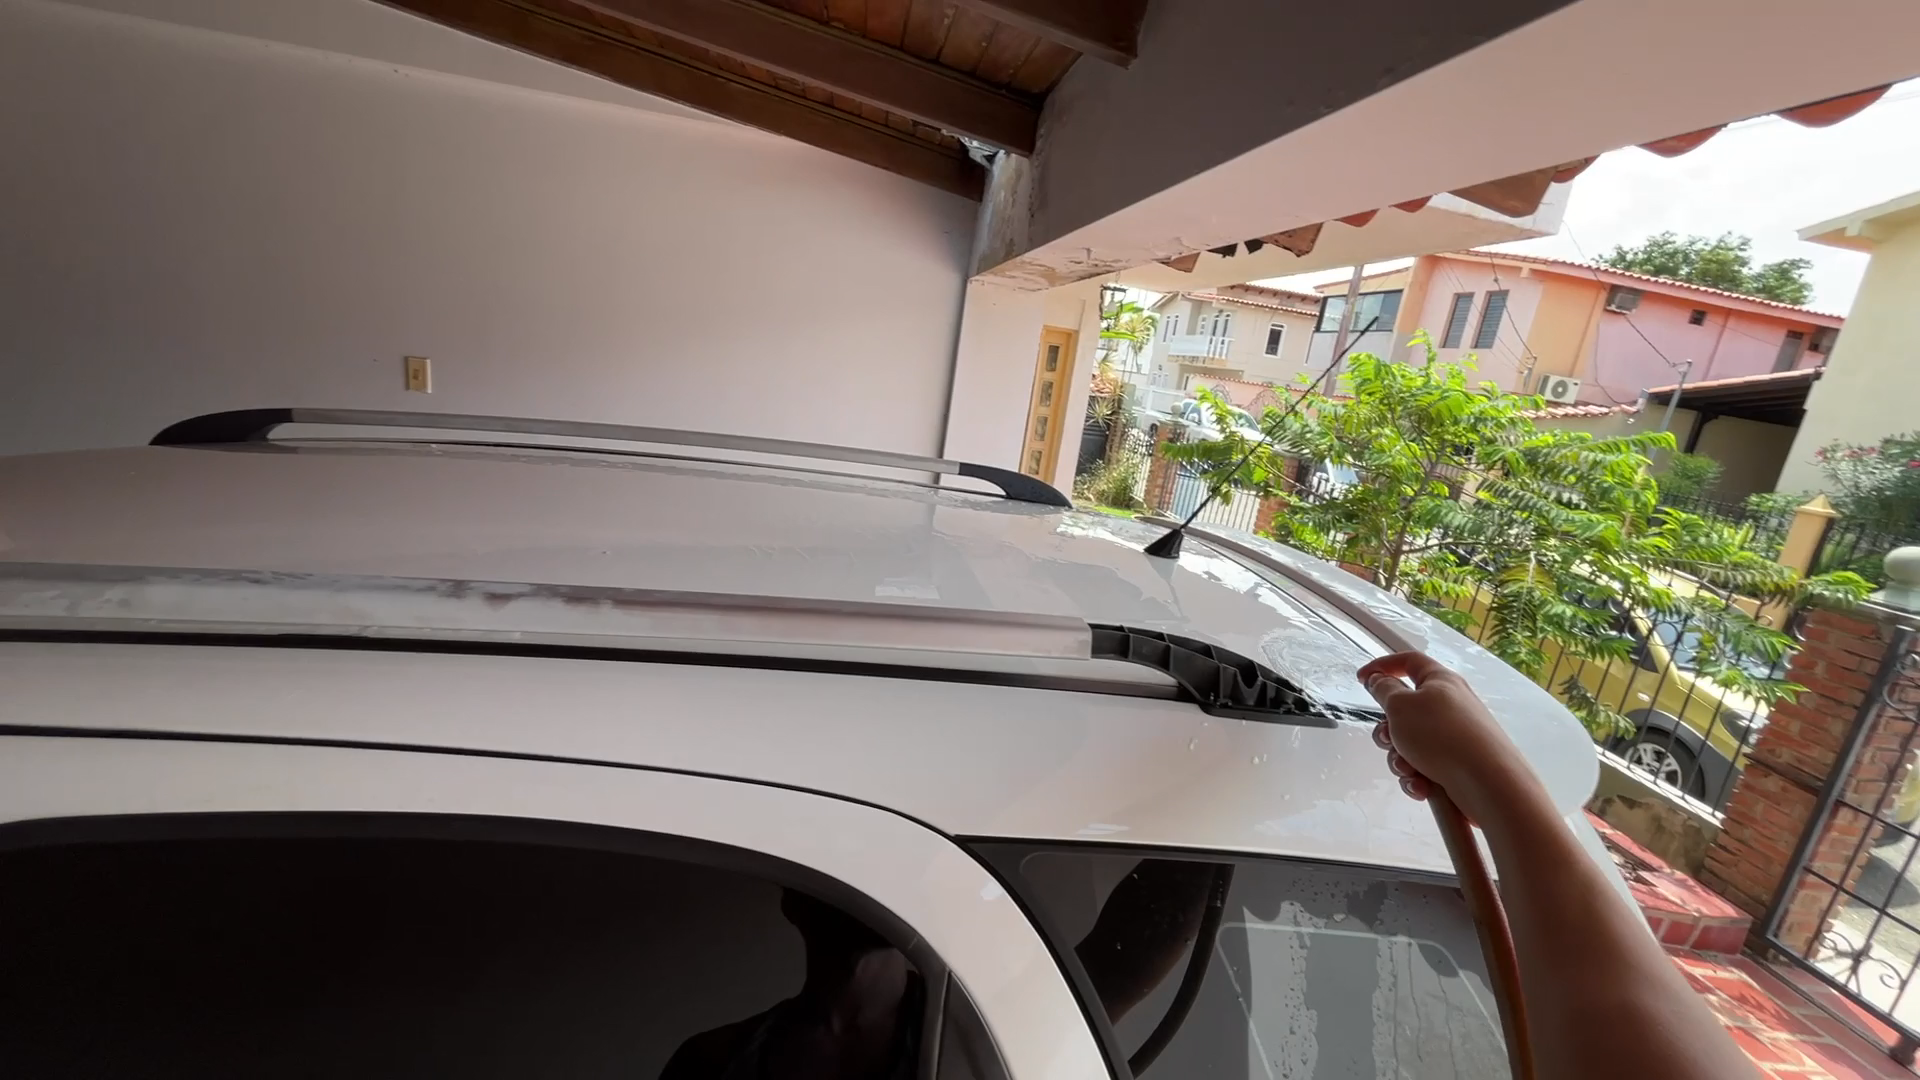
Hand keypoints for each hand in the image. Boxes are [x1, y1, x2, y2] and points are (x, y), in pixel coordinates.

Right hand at [1357, 651, 1548, 824]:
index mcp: (1440, 682)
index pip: (1408, 661)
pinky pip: (1423, 765)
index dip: (1382, 666)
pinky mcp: (1457, 764)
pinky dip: (1416, 775)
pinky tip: (1421, 784)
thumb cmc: (1444, 737)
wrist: (1490, 786)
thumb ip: (1383, 689)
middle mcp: (1450, 706)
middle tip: (1389, 738)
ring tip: (1409, 767)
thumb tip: (1379, 680)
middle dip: (1387, 728)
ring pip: (1409, 741)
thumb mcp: (1400, 705)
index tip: (1363, 678)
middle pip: (1403, 709)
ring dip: (1399, 756)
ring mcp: (1455, 737)